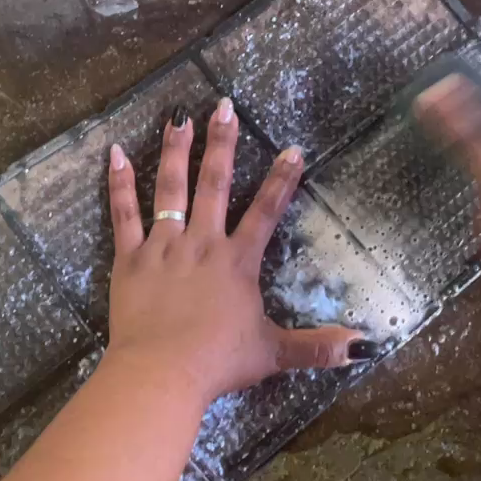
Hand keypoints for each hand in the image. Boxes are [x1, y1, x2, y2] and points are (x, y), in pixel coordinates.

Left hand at [104, 99, 366, 404]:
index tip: (291, 149)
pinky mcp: (130, 258)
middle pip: (215, 184)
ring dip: (176, 150)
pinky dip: (120, 183)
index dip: (281, 180)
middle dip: (222, 143)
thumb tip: (363, 346)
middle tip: (224, 106)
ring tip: (179, 117)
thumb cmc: (218, 362)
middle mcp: (203, 243)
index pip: (266, 212)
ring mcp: (164, 246)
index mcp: (237, 261)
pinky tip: (116, 153)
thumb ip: (317, 346)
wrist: (162, 373)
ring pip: (171, 188)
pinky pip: (124, 214)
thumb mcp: (273, 353)